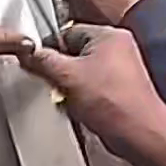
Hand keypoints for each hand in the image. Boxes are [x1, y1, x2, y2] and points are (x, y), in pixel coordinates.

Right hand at [20, 23, 165, 149]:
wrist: (137, 133)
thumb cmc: (113, 102)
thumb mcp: (66, 76)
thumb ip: (42, 60)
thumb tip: (28, 53)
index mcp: (109, 36)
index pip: (66, 32)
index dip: (48, 48)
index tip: (36, 61)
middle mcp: (117, 49)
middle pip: (72, 53)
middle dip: (58, 71)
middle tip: (55, 82)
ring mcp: (119, 71)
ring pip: (78, 73)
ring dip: (68, 86)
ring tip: (69, 98)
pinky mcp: (117, 90)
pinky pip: (88, 88)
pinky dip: (79, 97)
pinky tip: (78, 107)